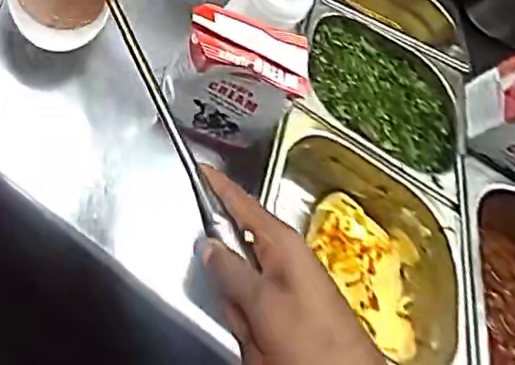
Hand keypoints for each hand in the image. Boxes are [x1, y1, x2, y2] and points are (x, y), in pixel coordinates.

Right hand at [199, 166, 384, 364]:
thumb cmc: (311, 340)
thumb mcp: (263, 305)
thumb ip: (230, 271)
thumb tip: (207, 244)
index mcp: (281, 242)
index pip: (243, 203)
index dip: (220, 186)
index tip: (203, 168)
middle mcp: (284, 257)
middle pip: (235, 253)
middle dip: (229, 285)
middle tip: (243, 315)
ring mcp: (286, 284)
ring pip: (241, 289)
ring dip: (242, 315)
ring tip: (261, 339)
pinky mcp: (287, 310)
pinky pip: (254, 311)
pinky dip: (252, 331)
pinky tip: (266, 349)